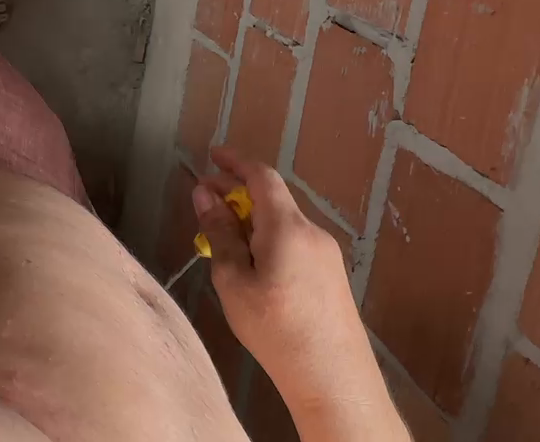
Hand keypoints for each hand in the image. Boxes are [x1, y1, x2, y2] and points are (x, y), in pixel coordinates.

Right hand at [195, 148, 402, 435]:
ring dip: (249, 217)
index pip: (262, 176)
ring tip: (220, 237)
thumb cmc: (276, 328)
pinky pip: (293, 241)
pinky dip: (266, 236)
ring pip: (282, 221)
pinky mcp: (332, 278)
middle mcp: (312, 233)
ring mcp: (327, 256)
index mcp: (287, 227)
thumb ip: (219, 232)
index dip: (235, 160)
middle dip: (236, 192)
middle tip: (203, 200)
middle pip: (272, 198)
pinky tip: (249, 263)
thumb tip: (204, 192)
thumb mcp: (233, 279)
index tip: (211, 155)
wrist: (336, 384)